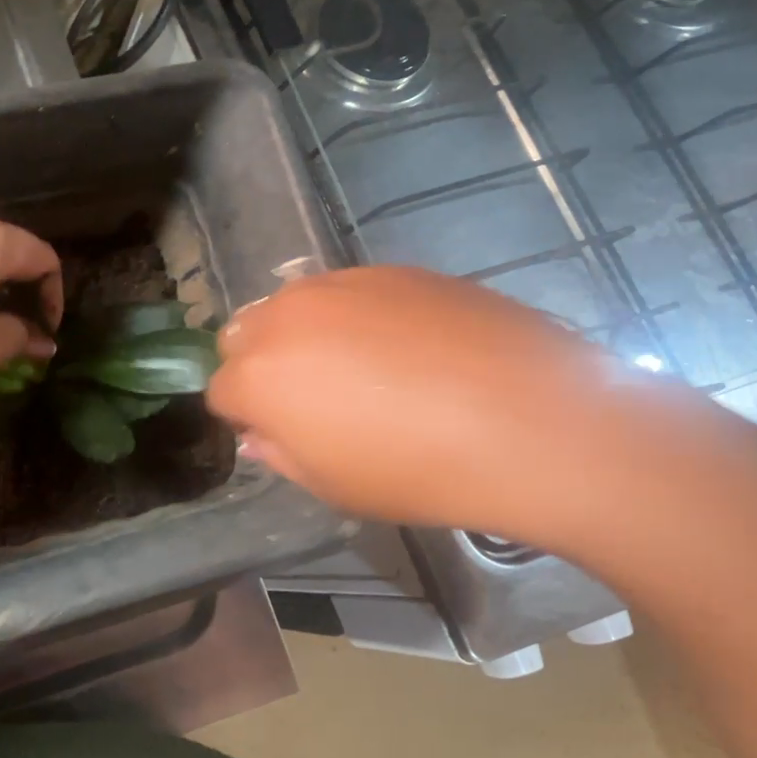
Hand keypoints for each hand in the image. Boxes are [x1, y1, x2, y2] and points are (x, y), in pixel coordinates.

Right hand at [206, 266, 688, 541]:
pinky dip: (355, 316)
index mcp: (257, 376)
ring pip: (291, 305)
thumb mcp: (334, 486)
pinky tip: (407, 349)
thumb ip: (281, 455)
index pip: (220, 390)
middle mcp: (284, 318)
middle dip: (260, 364)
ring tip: (360, 370)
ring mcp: (339, 286)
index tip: (281, 435)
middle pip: (241, 335)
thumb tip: (262, 433)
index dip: (247, 416)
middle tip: (312, 399)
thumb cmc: (420, 471)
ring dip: (303, 334)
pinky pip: (348, 292)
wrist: (535, 422)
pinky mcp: (392, 270)